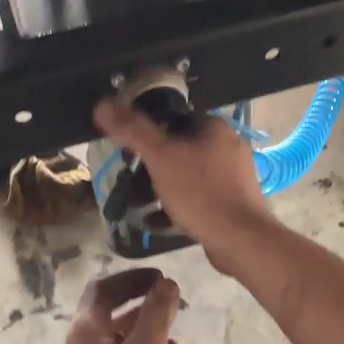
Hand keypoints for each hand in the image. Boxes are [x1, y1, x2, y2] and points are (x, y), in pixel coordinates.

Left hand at [63, 268, 181, 343]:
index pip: (102, 289)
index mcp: (84, 334)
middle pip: (109, 312)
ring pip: (118, 337)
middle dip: (141, 301)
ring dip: (146, 326)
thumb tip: (165, 284)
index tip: (161, 276)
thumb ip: (158, 311)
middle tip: (171, 297)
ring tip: (174, 326)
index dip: (131, 277)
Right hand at [93, 101, 276, 276]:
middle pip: (181, 147)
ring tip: (139, 201)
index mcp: (215, 127)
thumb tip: (102, 104)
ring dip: (164, 186)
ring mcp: (234, 176)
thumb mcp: (160, 158)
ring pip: (189, 174)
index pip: (174, 118)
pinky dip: (179, 205)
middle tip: (131, 178)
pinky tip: (159, 220)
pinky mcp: (234, 202)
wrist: (241, 239)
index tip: (128, 150)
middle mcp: (229, 146)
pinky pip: (200, 197)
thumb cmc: (200, 193)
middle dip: (154, 163)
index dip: (148, 132)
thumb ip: (133, 131)